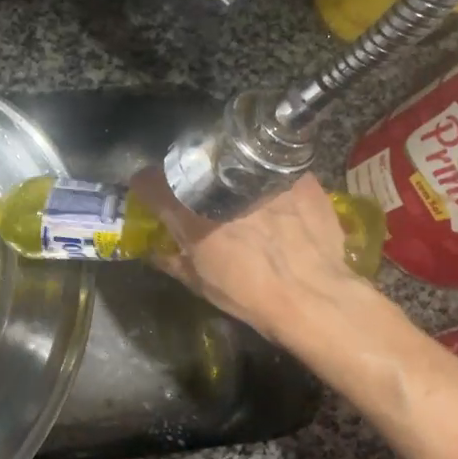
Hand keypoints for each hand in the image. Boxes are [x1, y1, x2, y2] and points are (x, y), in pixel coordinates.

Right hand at [129, 172, 365, 340]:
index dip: (146, 186)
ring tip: (236, 192)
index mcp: (189, 213)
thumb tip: (156, 253)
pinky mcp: (296, 178)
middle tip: (195, 195)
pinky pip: (273, 171)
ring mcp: (261, 178)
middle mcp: (221, 188)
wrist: (311, 295)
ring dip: (228, 175)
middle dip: (188, 179)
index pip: (150, 182)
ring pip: (234, 162)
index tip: (149, 192)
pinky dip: (268, 182)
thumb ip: (173, 261)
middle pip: (192, 167)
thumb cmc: (247, 294)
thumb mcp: (199, 282)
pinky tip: (275, 198)